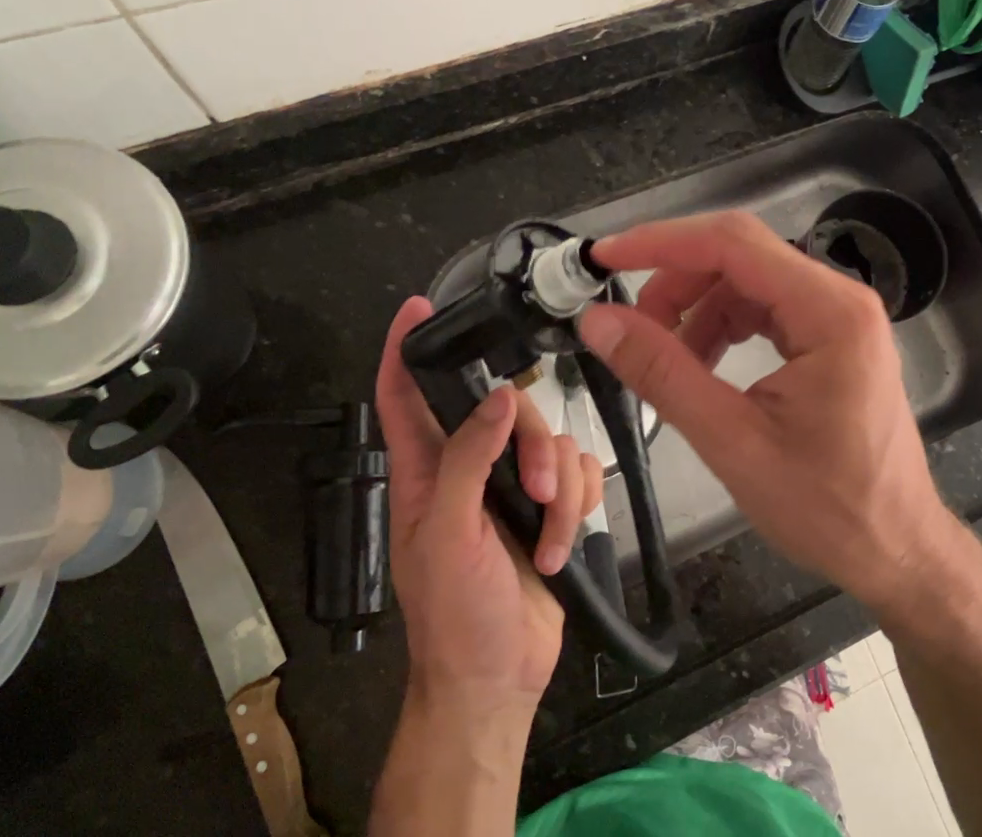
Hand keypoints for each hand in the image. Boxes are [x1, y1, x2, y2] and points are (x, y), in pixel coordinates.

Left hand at [375, 296, 604, 716]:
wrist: (498, 675)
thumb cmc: (453, 613)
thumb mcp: (446, 533)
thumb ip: (468, 458)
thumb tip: (502, 396)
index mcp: (425, 470)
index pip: (403, 395)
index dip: (405, 349)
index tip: (419, 307)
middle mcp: (470, 468)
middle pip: (509, 410)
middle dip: (532, 445)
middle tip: (534, 492)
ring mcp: (513, 489)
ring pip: (552, 442)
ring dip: (560, 491)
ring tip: (548, 540)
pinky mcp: (551, 510)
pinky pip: (577, 475)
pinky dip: (578, 507)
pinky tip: (561, 546)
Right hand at [577, 212, 958, 617]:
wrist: (895, 549)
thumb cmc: (827, 507)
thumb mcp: (732, 441)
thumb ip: (663, 373)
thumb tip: (599, 321)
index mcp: (830, 312)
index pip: (733, 243)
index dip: (661, 242)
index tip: (604, 260)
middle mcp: (840, 300)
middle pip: (740, 257)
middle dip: (676, 283)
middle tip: (629, 329)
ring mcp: (840, 320)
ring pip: (748, 284)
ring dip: (697, 311)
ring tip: (665, 361)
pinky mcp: (833, 342)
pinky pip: (766, 313)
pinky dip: (723, 330)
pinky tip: (700, 367)